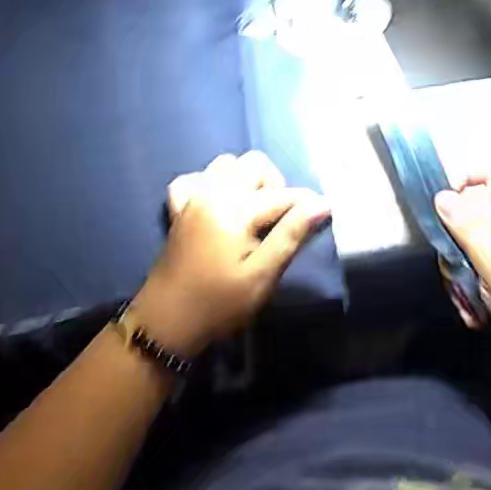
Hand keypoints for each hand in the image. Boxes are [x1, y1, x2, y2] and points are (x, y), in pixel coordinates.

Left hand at [128, 151, 329, 355]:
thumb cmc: (218, 304)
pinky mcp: (179, 209)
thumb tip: (322, 204)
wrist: (164, 325)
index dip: (309, 205)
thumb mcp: (261, 276)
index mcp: (233, 208)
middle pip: (255, 165)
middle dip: (277, 186)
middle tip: (281, 222)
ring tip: (254, 214)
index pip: (282, 194)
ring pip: (227, 165)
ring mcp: (192, 198)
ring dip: (247, 181)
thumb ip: (291, 235)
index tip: (326, 217)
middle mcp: (211, 193)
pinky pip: (196, 178)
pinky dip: (212, 184)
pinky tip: (221, 206)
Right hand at [434, 170, 490, 373]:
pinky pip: (480, 275)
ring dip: (460, 276)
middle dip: (455, 244)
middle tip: (454, 271)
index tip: (443, 207)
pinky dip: (472, 294)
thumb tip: (442, 196)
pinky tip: (476, 317)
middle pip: (474, 215)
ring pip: (471, 249)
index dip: (470, 182)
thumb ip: (469, 228)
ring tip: (468, 304)